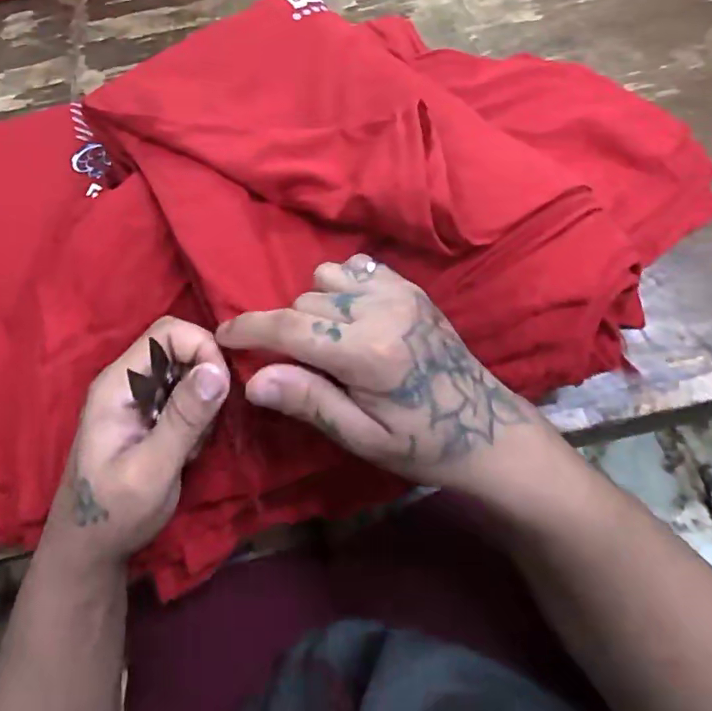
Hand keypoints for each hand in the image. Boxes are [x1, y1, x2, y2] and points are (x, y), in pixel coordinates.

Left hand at [43, 317, 230, 568]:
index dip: (201, 347)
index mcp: (117, 383)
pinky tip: (185, 452)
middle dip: (204, 378)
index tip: (222, 387)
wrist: (89, 550)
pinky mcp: (148, 415)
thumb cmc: (114, 513)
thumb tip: (217, 370)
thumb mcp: (153, 470)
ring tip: (190, 448)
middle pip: (178, 347)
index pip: (166, 332)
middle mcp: (125, 381)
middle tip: (205, 426)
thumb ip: (184, 419)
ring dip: (201, 404)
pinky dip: (195, 419)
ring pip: (185, 372)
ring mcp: (136, 398)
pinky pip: (182, 397)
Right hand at [216, 253, 533, 488]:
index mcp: (369, 354)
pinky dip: (340, 286)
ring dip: (314, 305)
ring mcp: (399, 292)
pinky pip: (353, 267)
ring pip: (323, 278)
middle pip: (303, 303)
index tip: (223, 335)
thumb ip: (308, 401)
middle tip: (298, 363)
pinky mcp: (410, 286)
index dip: (248, 329)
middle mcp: (382, 310)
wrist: (488, 428)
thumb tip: (252, 381)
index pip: (290, 328)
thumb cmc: (422, 443)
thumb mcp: (362, 437)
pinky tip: (352, 316)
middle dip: (287, 328)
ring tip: (329, 339)